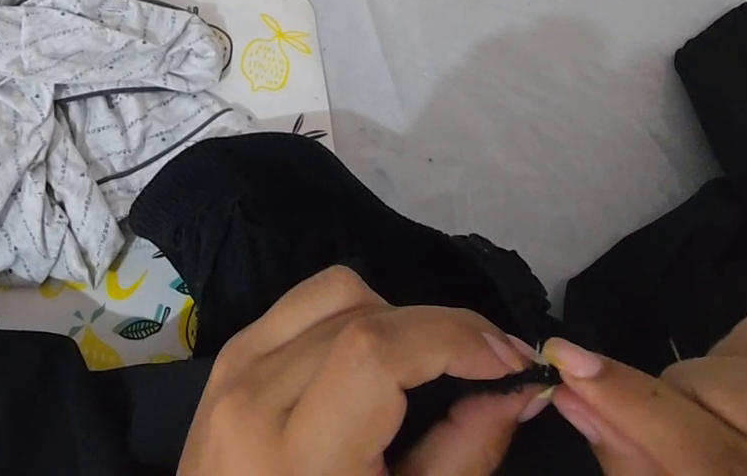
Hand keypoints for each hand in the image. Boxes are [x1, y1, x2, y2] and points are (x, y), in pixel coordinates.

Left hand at [178, 265, 551, 475]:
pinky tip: (374, 354)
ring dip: (397, 314)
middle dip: (442, 326)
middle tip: (494, 357)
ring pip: (333, 291)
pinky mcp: (230, 352)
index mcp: (299, 454)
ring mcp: (235, 364)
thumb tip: (516, 387)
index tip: (512, 358)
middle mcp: (256, 392)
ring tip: (428, 362)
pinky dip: (353, 312)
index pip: (374, 352)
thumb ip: (464, 452)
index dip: (451, 338)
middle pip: (360, 314)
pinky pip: (303, 301)